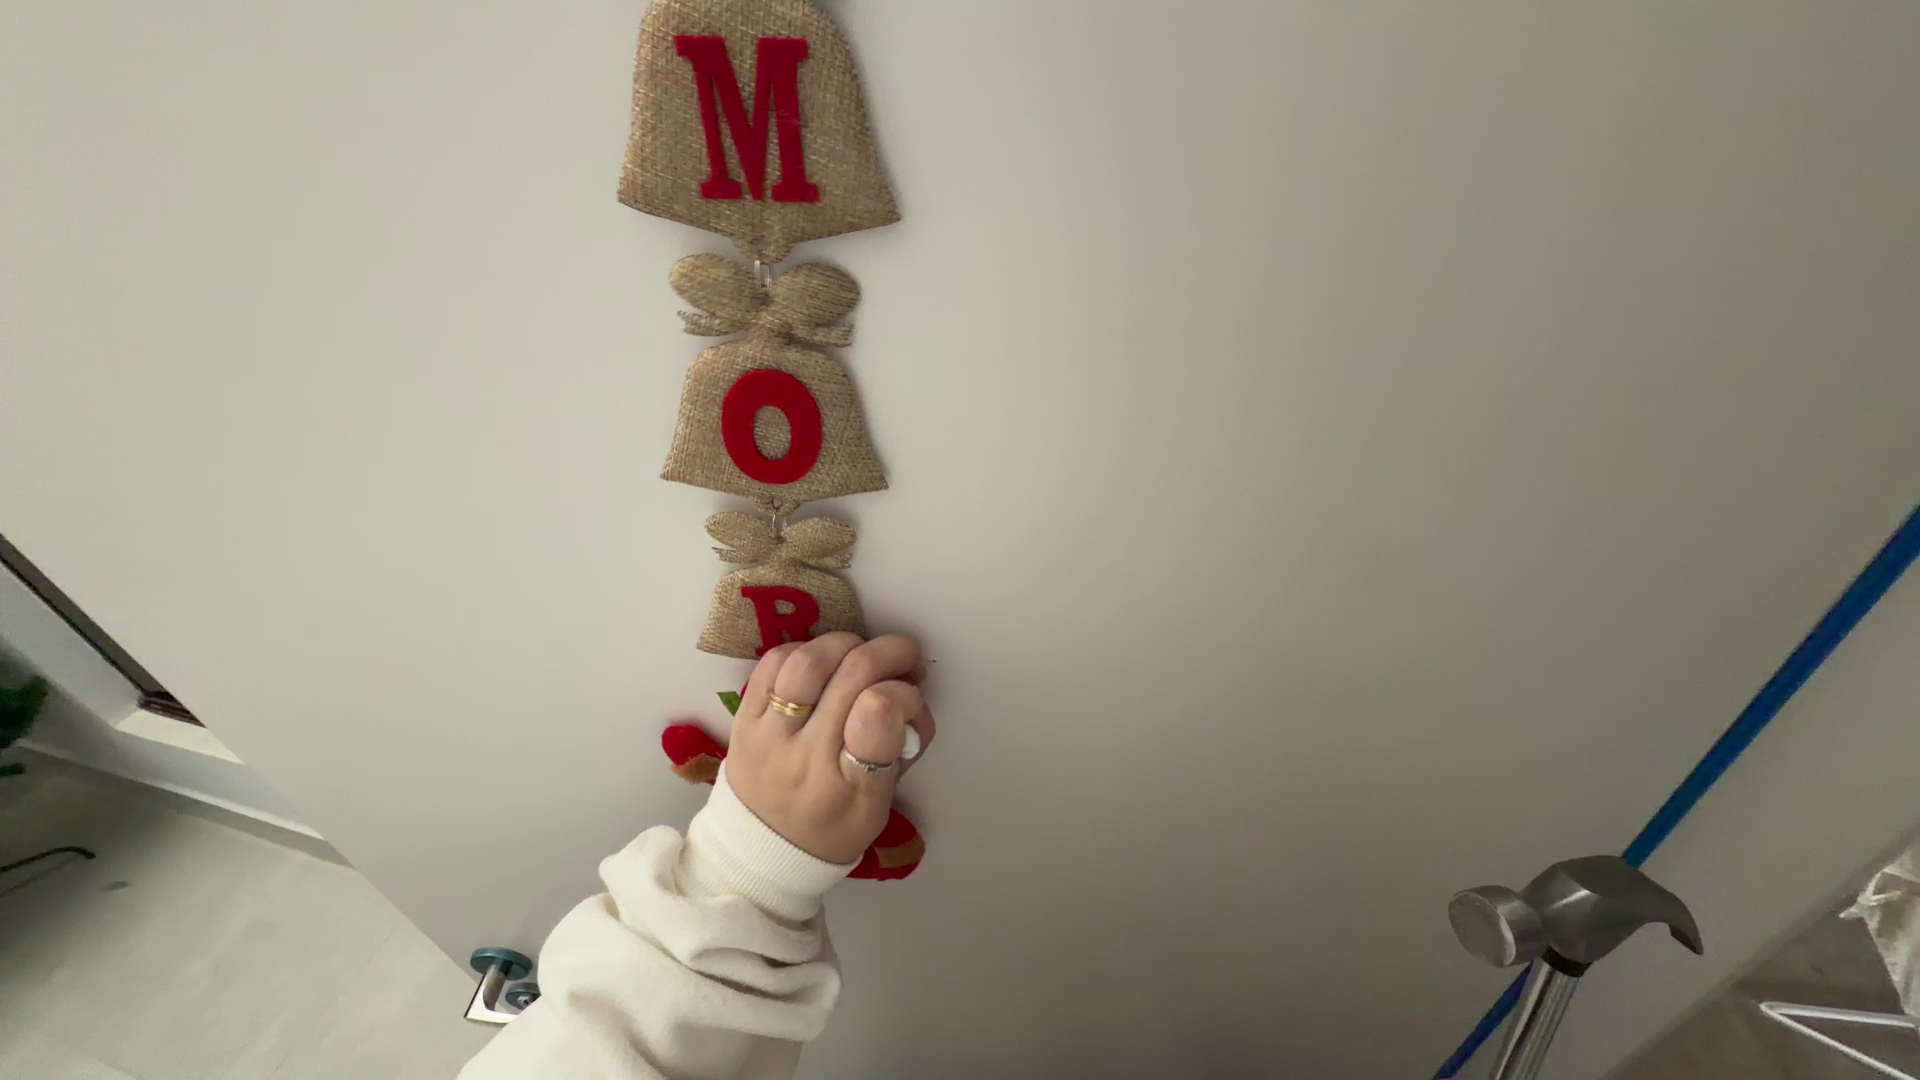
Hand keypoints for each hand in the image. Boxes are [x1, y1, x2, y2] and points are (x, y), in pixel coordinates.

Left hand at [724, 633, 935, 864]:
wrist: (758, 853)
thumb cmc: (830, 828)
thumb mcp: (878, 808)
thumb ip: (900, 751)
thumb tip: (909, 695)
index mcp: (847, 786)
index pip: (878, 717)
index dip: (903, 694)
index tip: (912, 694)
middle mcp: (804, 756)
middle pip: (852, 674)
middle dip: (890, 652)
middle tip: (906, 656)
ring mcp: (767, 733)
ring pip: (809, 660)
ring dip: (846, 644)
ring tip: (860, 655)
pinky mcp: (743, 716)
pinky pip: (773, 661)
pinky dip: (805, 648)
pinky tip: (822, 662)